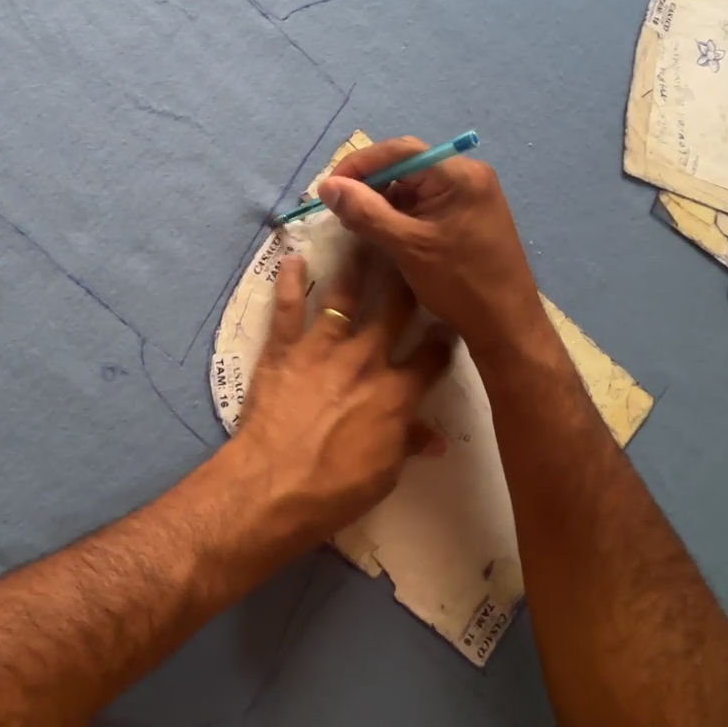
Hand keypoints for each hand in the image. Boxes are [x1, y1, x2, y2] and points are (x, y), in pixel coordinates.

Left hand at [232, 248, 452, 542]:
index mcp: (395, 393)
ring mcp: (322, 348)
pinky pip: (287, 307)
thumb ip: (408, 443)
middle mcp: (364, 359)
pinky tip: (293, 259)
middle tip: (412, 257)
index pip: (431, 357)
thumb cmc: (336, 488)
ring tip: (362, 239)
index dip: (445, 339)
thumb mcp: (385, 473)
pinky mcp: (284, 348)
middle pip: (393, 313)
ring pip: (344, 297)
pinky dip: (290, 281)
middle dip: (407, 284)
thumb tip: (436, 437)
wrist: (274, 484)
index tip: (452, 320)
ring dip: (356, 267)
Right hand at [318, 137, 544, 360]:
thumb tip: (327, 186)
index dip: (359, 164)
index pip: (399, 151)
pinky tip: (383, 231)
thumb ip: (365, 212)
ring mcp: (470, 194)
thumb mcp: (407, 247)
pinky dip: (400, 212)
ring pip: (413, 184)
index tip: (328, 188)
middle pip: (405, 164)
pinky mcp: (467, 214)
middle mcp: (468, 175)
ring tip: (357, 223)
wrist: (507, 326)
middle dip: (369, 182)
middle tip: (339, 207)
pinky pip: (425, 201)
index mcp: (459, 175)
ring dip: (382, 199)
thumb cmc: (460, 285)